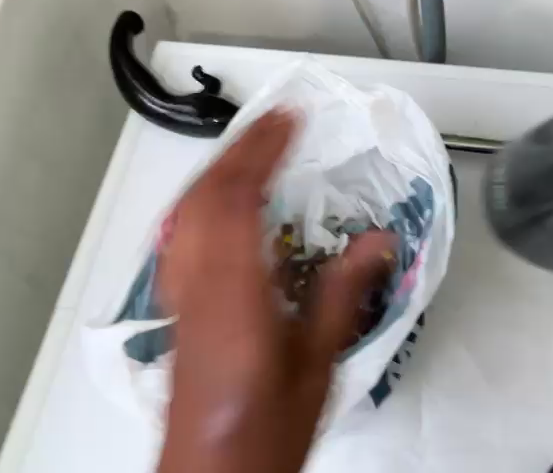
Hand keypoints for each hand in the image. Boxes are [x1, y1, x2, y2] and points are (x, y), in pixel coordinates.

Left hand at [156, 111, 392, 472]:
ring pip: (186, 210)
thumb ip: (344, 294)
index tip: (289, 120)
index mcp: (236, 299)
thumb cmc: (266, 432)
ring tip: (253, 142)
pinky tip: (215, 191)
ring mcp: (179, 294)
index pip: (238, 204)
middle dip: (241, 148)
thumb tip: (379, 239)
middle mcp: (199, 287)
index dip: (261, 153)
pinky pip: (179, 232)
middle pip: (207, 197)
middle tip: (278, 119)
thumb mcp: (320, 365)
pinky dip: (199, 196)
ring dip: (218, 166)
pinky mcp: (173, 304)